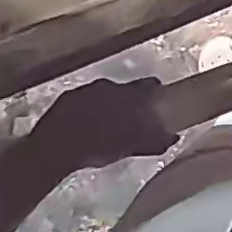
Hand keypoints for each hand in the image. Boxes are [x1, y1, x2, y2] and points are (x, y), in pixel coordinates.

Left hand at [21, 77, 176, 176]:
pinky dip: (88, 109)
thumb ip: (156, 142)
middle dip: (131, 99)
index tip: (159, 98)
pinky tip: (86, 124)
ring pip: (104, 93)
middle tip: (132, 116)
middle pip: (126, 88)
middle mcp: (109, 86)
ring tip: (107, 123)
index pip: (150, 85)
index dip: (156, 91)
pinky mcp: (67, 97)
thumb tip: (174, 137)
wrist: (56, 147)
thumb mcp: (132, 147)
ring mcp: (86, 90)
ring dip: (108, 104)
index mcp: (129, 95)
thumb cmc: (100, 146)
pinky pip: (84, 99)